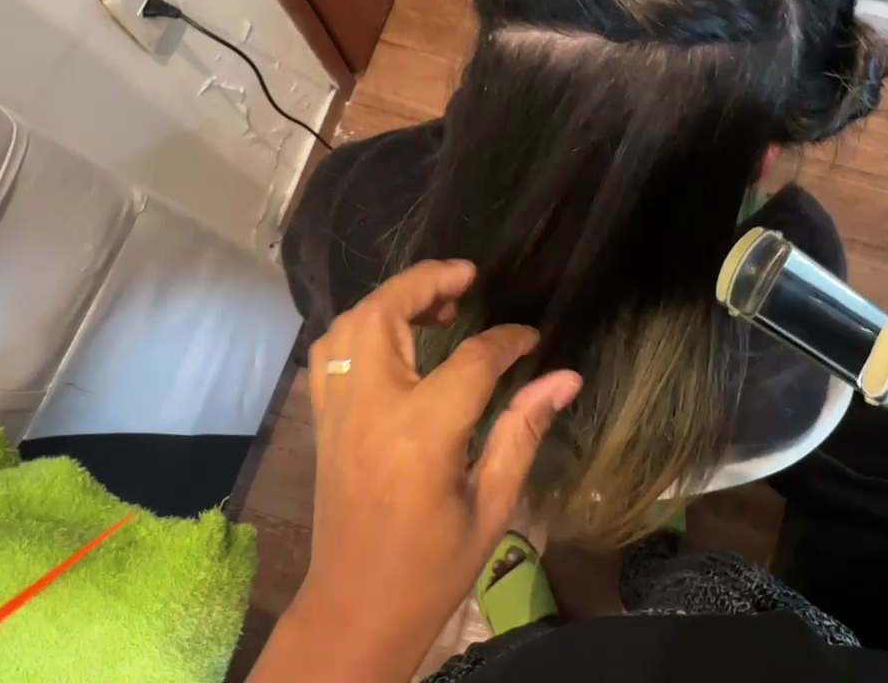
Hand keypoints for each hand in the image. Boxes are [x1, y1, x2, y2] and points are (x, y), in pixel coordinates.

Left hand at [256, 260, 581, 680]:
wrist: (356, 609)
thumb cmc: (433, 565)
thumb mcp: (493, 505)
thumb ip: (524, 432)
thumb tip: (566, 378)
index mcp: (421, 434)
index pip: (471, 359)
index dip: (507, 341)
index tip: (530, 338)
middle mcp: (371, 409)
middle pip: (385, 313)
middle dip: (426, 282)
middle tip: (465, 277)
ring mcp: (337, 413)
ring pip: (349, 324)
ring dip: (389, 299)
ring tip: (434, 302)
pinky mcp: (322, 422)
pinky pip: (330, 352)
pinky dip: (359, 326)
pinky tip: (392, 336)